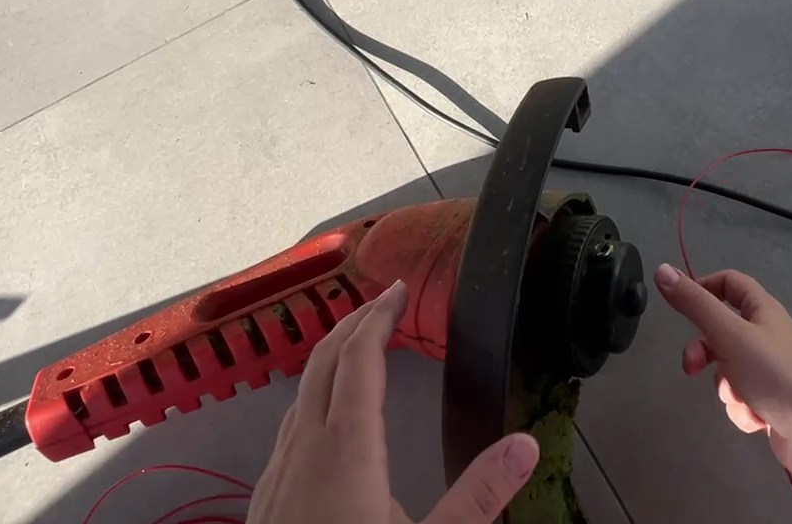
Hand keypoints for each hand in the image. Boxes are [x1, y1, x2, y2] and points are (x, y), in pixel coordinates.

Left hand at [246, 280, 540, 523]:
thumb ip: (478, 496)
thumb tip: (527, 443)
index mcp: (346, 449)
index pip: (359, 358)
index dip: (379, 316)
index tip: (401, 288)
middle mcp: (304, 451)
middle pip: (322, 362)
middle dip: (353, 322)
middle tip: (385, 302)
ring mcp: (277, 479)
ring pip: (300, 393)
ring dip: (331, 357)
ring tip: (362, 347)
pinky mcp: (264, 507)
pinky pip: (289, 427)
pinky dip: (315, 395)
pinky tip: (329, 419)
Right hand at [653, 264, 791, 484]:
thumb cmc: (773, 373)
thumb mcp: (728, 333)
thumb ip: (694, 304)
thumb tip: (663, 269)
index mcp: (762, 309)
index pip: (729, 282)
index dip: (703, 288)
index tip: (680, 307)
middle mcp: (767, 334)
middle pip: (722, 330)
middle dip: (704, 350)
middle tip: (691, 367)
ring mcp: (770, 370)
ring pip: (728, 368)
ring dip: (727, 386)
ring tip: (739, 398)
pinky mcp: (771, 401)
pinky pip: (742, 396)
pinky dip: (742, 408)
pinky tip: (756, 418)